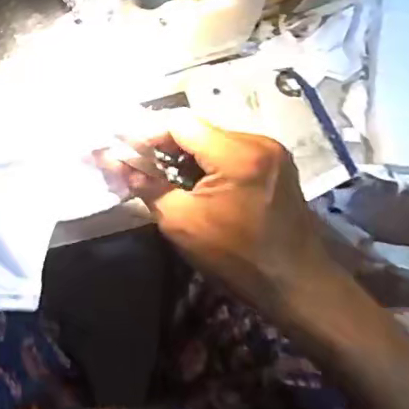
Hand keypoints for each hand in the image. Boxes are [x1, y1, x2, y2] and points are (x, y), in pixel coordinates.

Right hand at [121, 112, 339, 307]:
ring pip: (211, 137)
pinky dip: (205, 159)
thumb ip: (145, 185)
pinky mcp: (274, 162)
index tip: (122, 149)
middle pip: (196, 127)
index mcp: (237, 154)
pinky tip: (191, 179)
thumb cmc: (236, 257)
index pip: (179, 123)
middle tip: (136, 162)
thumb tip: (111, 161)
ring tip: (160, 172)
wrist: (298, 286)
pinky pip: (228, 148)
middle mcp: (257, 141)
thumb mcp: (181, 222)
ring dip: (183, 151)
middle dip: (162, 142)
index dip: (146, 133)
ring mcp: (270, 150)